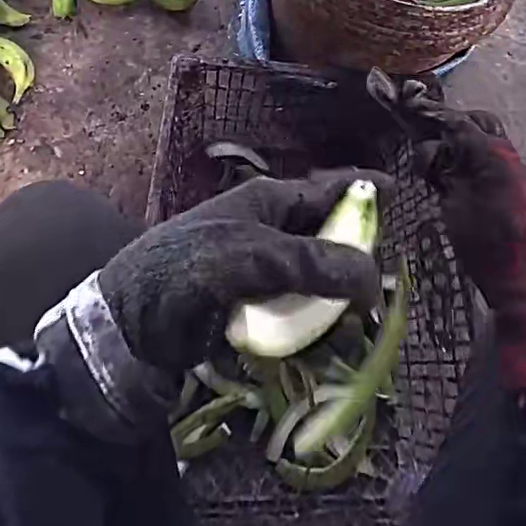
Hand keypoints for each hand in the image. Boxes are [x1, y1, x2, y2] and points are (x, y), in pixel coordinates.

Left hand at [98, 169, 387, 373]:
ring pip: (317, 277)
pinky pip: (298, 309)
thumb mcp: (256, 256)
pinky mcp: (253, 305)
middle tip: (382, 283)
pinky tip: (329, 337)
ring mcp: (262, 269)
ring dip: (338, 295)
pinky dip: (316, 321)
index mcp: (271, 200)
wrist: (127, 322)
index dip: (363, 188)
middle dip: (357, 254)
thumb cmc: (189, 267)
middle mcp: (271, 229)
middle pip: (329, 234)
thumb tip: (375, 281)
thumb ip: (316, 263)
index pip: (329, 188)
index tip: (397, 192)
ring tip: (360, 320)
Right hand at [408, 98, 525, 391]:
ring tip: (448, 164)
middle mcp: (511, 157)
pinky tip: (467, 182)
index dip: (435, 117)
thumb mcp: (453, 207)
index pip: (460, 122)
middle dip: (458, 125)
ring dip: (472, 145)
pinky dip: (482, 164)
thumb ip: (443, 174)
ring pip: (493, 143)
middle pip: (482, 124)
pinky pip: (501, 164)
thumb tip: (432, 152)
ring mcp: (522, 174)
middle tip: (435, 139)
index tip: (416, 111)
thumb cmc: (485, 244)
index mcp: (492, 155)